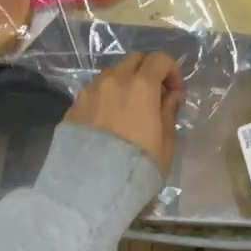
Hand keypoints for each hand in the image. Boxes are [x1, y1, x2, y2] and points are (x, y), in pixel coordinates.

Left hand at [65, 52, 184, 175]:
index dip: (172, 71)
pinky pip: (94, 90)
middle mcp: (114, 80)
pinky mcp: (74, 105)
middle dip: (148, 71)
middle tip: (154, 95)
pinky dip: (106, 95)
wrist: (89, 191)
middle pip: (134, 59)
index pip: (160, 60)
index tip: (176, 92)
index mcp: (141, 86)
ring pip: (112, 73)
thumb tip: (172, 95)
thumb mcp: (164, 144)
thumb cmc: (136, 168)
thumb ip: (169, 113)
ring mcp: (91, 91)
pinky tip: (108, 120)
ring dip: (125, 82)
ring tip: (128, 108)